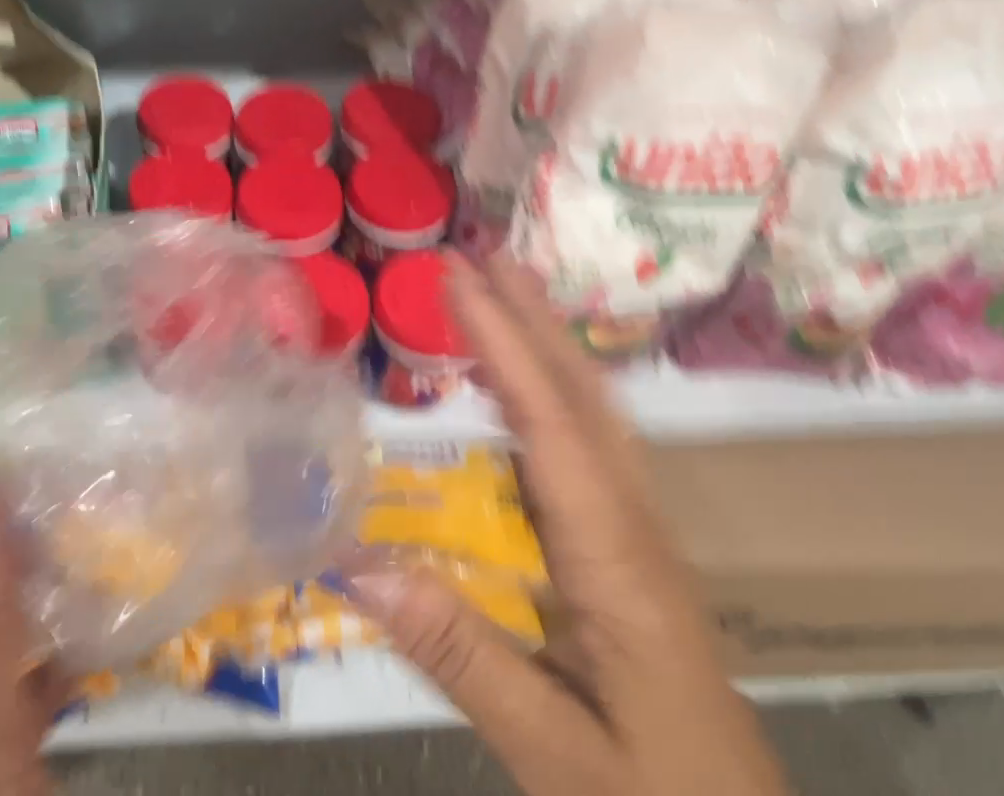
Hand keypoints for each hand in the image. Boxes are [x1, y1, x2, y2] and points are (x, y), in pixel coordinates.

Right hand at [348, 252, 788, 795]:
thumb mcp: (553, 755)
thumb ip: (463, 659)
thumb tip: (363, 567)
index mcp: (620, 568)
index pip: (555, 431)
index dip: (505, 349)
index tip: (460, 282)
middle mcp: (637, 535)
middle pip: (586, 405)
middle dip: (533, 323)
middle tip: (482, 258)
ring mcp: (640, 547)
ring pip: (596, 425)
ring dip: (548, 352)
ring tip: (502, 301)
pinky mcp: (630, 566)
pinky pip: (587, 460)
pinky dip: (550, 405)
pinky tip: (521, 406)